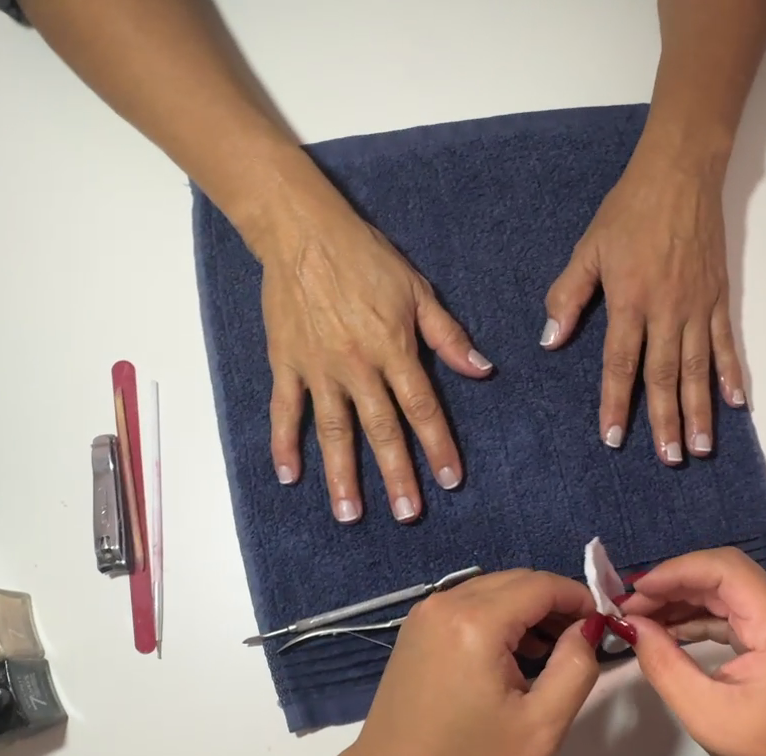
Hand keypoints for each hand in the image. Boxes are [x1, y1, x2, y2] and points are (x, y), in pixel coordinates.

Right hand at [258, 198, 491, 523]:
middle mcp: (357, 366)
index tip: (451, 480)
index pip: (422, 407)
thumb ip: (448, 336)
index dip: (439, 446)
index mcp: (393, 349)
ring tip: (350, 513)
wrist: (303, 231)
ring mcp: (318, 369)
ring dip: (342, 475)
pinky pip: (284, 411)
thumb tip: (482, 370)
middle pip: (381, 430)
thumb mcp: (418, 291)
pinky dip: (283, 443)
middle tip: (407, 513)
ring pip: (333, 431)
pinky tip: (288, 476)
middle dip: (396, 475)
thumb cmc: (366, 257)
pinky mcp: (286, 364)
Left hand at [349, 570, 600, 755]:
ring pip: (495, 588)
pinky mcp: (417, 624)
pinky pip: (471, 602)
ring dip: (528, 609)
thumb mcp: (541, 725)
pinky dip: (499, 615)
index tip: (603, 624)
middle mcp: (448, 602)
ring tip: (550, 652)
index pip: (543, 585)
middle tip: (580, 641)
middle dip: (556, 603)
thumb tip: (589, 627)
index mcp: (477, 621)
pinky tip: (512, 653)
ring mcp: (427, 610)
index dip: (580, 598)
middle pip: (519, 581)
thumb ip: (577, 667)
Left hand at [543, 147, 746, 464]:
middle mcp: (666, 311)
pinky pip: (726, 343)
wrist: (680, 174)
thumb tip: (550, 340)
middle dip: (665, 421)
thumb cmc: (629, 211)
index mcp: (629, 301)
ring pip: (698, 368)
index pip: (621, 363)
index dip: (616, 402)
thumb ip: (568, 296)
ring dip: (700, 411)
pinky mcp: (719, 298)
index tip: (614, 438)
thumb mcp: (588, 249)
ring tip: (701, 447)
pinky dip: (731, 374)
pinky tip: (736, 404)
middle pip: (664, 376)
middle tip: (670, 459)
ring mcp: (697, 307)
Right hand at [619, 548, 765, 755]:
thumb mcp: (706, 714)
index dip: (676, 572)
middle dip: (671, 586)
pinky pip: (729, 610)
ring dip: (679, 600)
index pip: (725, 570)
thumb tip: (631, 625)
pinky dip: (695, 616)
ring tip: (637, 619)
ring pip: (723, 590)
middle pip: (722, 575)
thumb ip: (665, 665)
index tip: (634, 592)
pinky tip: (664, 631)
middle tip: (627, 608)